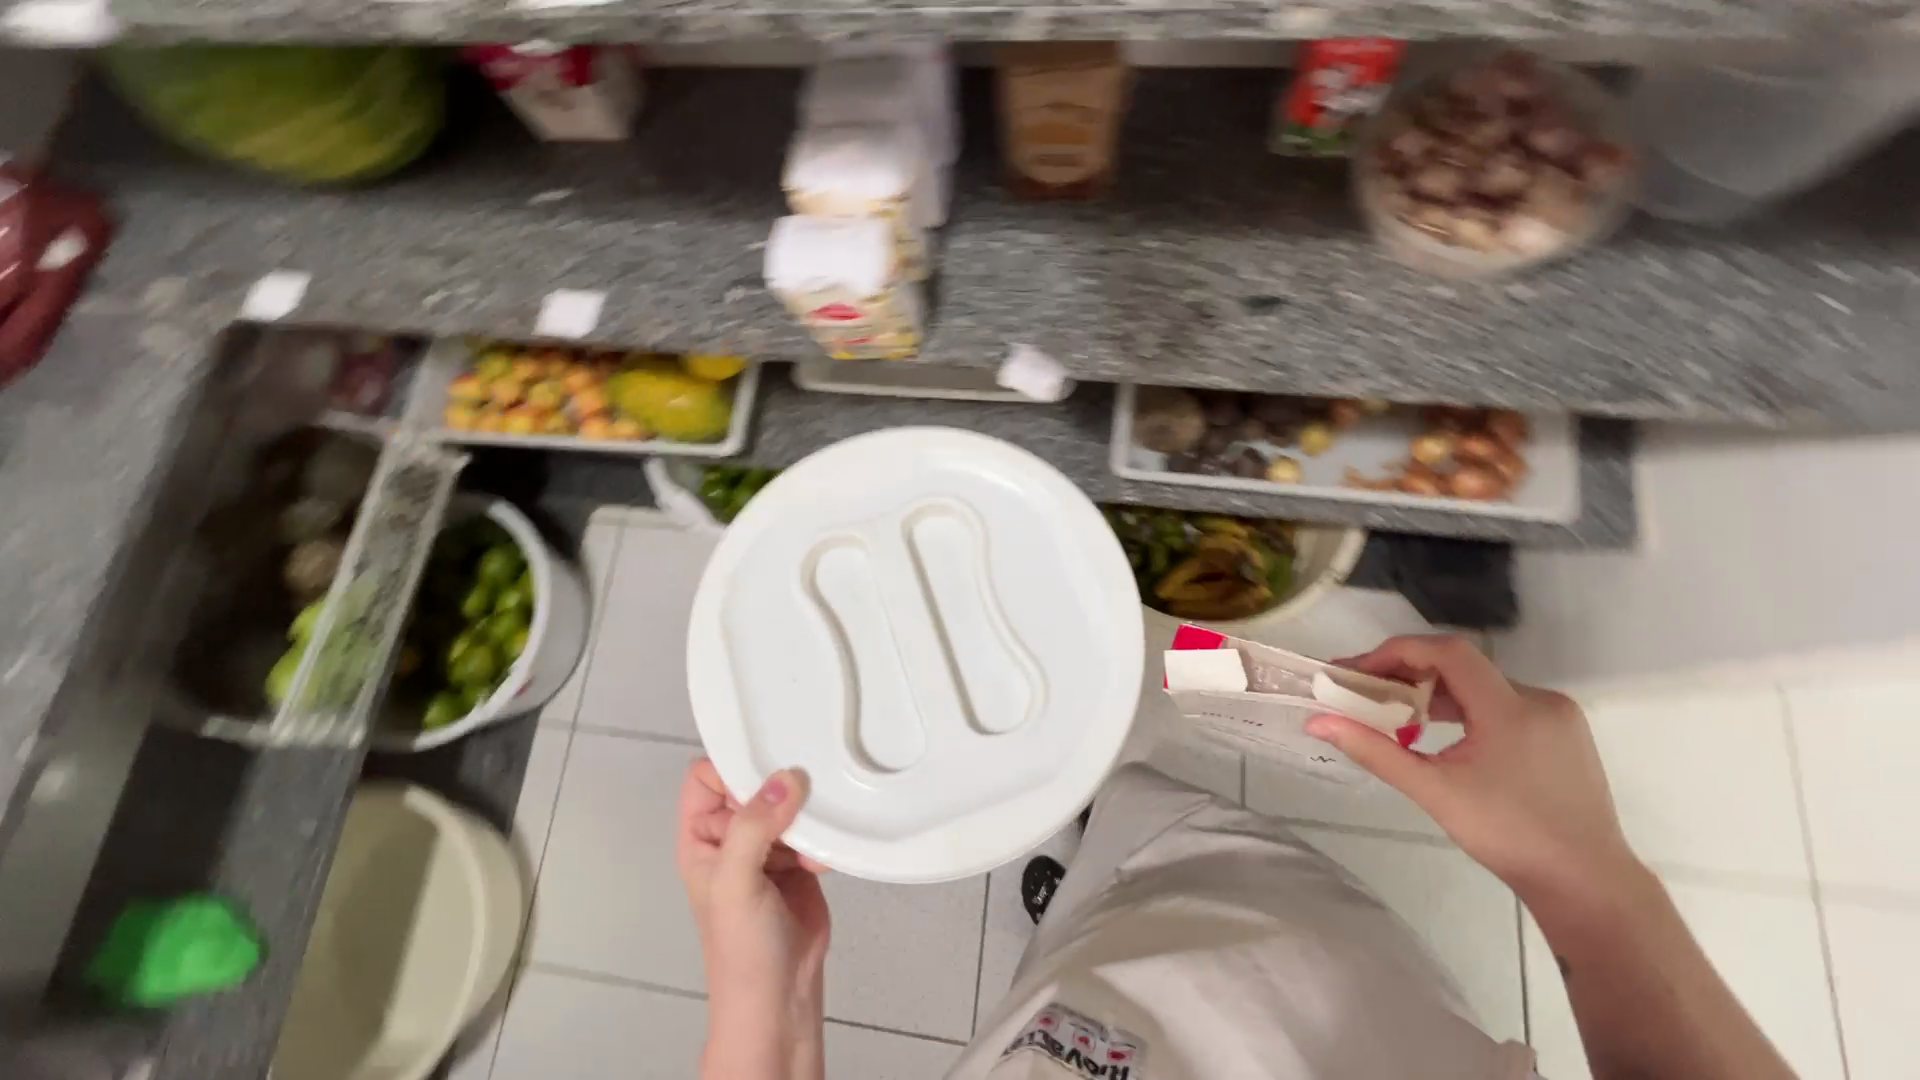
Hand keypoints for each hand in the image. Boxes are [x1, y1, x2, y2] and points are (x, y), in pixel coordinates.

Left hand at [676, 761, 829, 1079]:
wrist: (781, 995)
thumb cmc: (742, 946)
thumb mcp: (735, 882)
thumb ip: (754, 827)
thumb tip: (787, 779)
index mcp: (702, 836)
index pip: (706, 778)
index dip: (730, 765)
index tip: (765, 762)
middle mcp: (733, 835)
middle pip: (753, 784)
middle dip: (779, 782)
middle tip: (806, 781)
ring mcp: (768, 847)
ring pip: (788, 803)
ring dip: (807, 811)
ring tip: (818, 824)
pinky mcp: (800, 859)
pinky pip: (815, 828)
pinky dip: (825, 836)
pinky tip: (827, 854)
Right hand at [1306, 635, 1641, 903]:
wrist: (1585, 882)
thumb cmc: (1506, 835)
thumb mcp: (1432, 790)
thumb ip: (1373, 750)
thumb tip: (1317, 722)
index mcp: (1511, 709)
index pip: (1447, 652)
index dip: (1397, 652)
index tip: (1359, 672)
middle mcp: (1539, 700)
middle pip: (1460, 666)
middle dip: (1407, 673)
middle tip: (1365, 691)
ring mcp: (1556, 715)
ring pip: (1480, 685)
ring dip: (1432, 693)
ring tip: (1394, 715)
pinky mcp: (1563, 732)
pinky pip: (1501, 703)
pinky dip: (1462, 708)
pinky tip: (1438, 733)